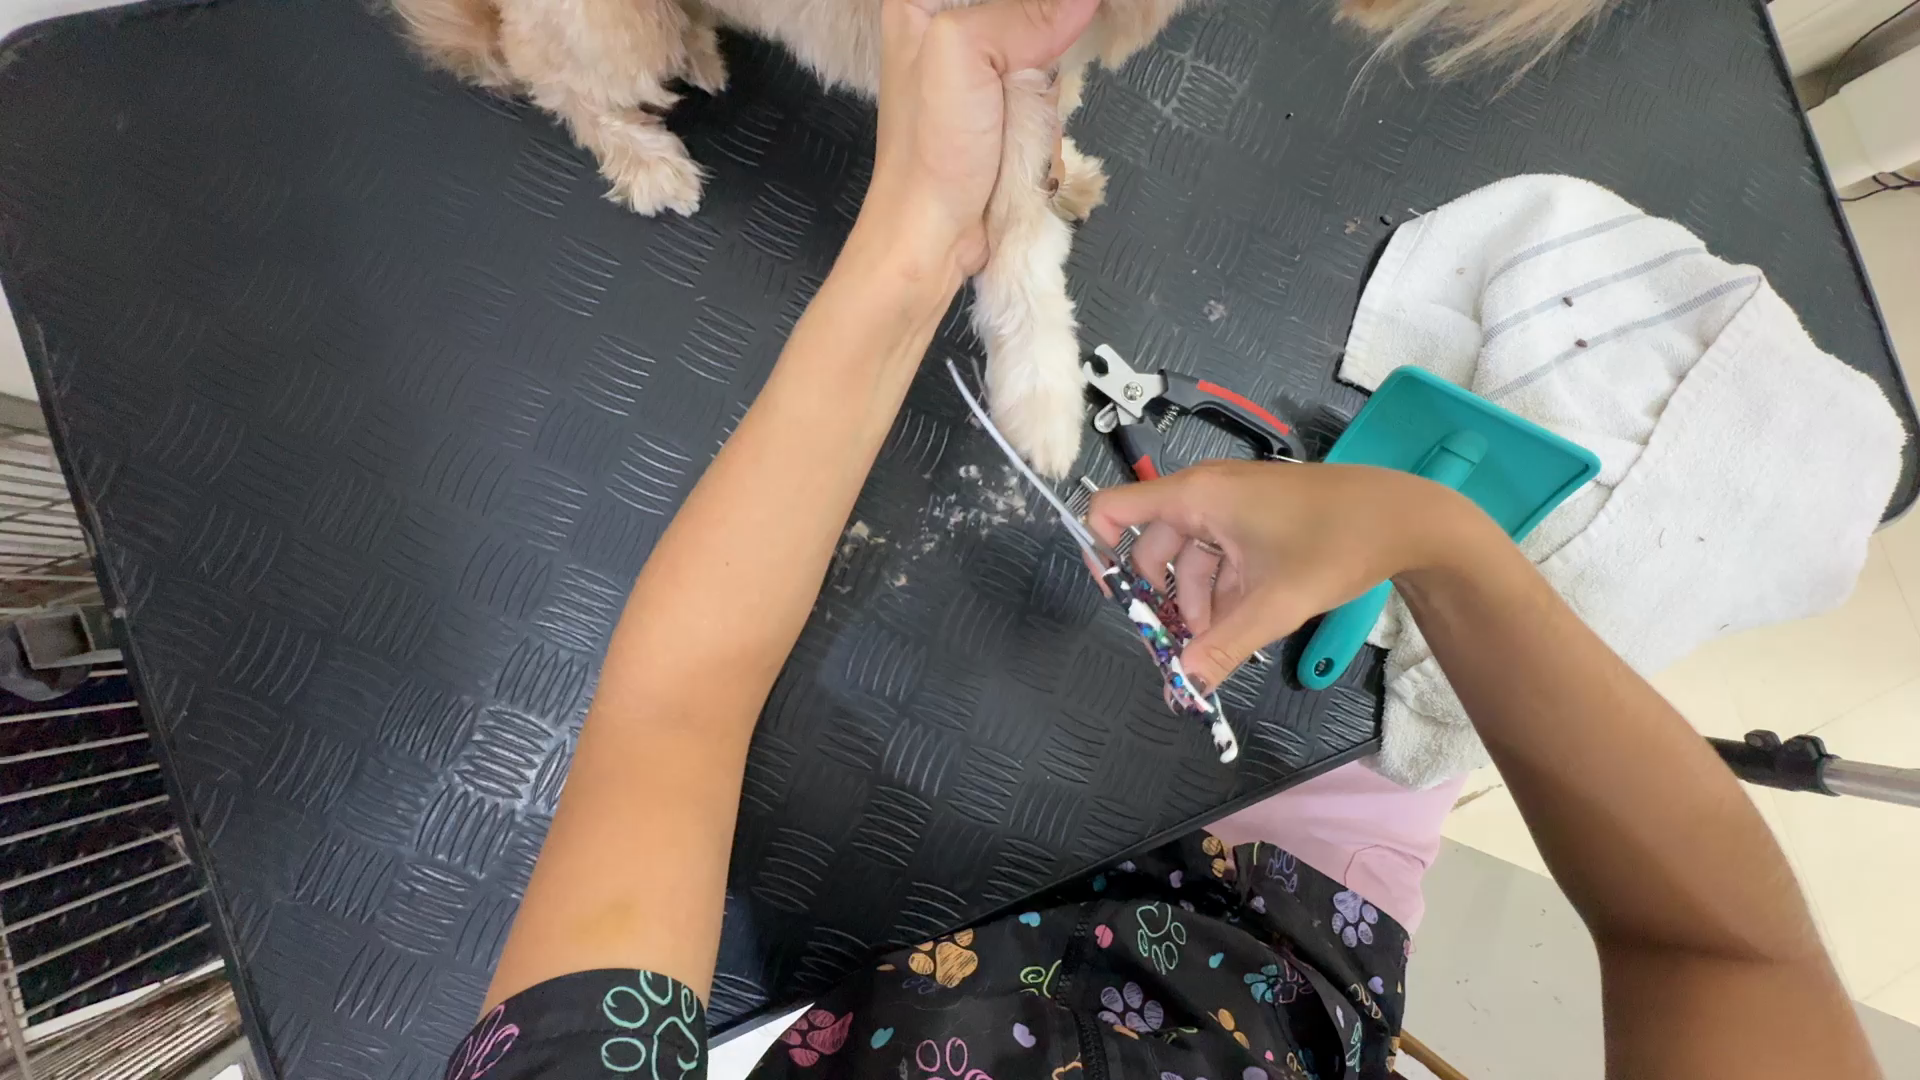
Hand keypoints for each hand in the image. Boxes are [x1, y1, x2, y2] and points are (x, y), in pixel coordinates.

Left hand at [855, 0, 1099, 280]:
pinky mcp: (1004, 119)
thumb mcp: (964, 52)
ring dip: (1045, 96)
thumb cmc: (931, 147)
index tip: (1046, 24)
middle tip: (1019, 88)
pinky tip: (1029, 149)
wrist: (933, 236)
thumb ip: (1026, 13)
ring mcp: (982, 81)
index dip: (1029, 4)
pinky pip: (1046, 100)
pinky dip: (1047, 125)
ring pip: (1045, 57)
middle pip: (1027, 15)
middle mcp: (950, 31)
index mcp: (922, 1)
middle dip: (1042, 45)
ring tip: (1021, 128)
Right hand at [1086, 461, 1497, 690]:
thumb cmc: (1334, 546)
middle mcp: (1203, 494)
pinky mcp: (1251, 515)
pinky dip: (1222, 588)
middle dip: (1163, 598)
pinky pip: (1217, 554)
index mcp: (1195, 497)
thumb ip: (1223, 645)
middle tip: (1177, 642)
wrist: (1409, 518)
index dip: (1099, 550)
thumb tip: (1182, 686)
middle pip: (1152, 547)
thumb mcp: (1275, 603)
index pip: (1112, 509)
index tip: (1114, 598)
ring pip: (1188, 557)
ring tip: (1222, 640)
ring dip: (1198, 601)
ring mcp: (1229, 503)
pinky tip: (1243, 620)